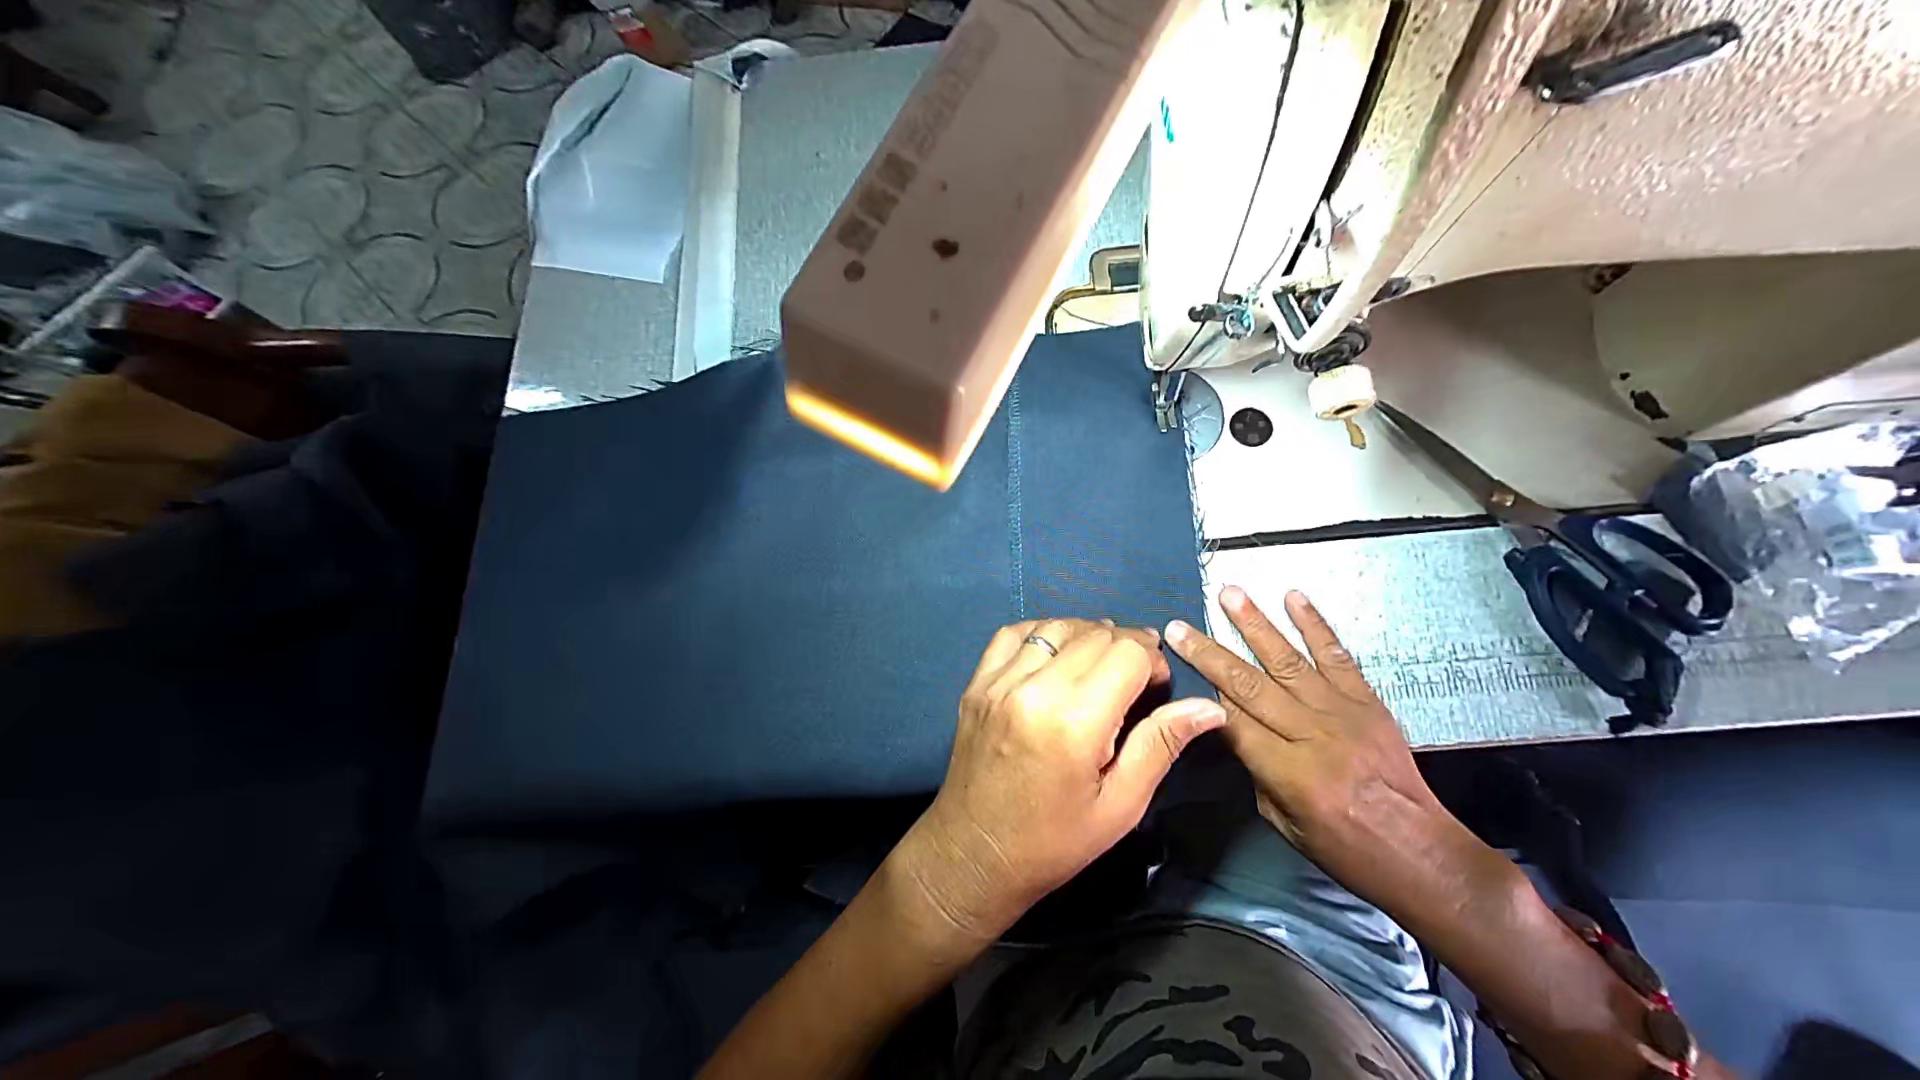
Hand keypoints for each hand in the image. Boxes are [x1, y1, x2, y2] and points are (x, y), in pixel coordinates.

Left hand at [894, 618, 1226, 941]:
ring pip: (1056, 627)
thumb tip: (1210, 707)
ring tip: (1100, 663)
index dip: (1153, 661)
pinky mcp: (977, 683)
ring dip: (1087, 635)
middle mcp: (1034, 689)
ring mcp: (999, 682)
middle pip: (1095, 635)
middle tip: (1134, 680)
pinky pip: (1013, 634)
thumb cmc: (1054, 841)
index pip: (1128, 653)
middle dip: (1126, 647)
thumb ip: (1161, 744)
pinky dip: (1042, 632)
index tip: (1156, 687)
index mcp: (1075, 721)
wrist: (975, 853)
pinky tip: (1056, 652)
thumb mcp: (1121, 805)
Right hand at [1164, 587, 1473, 916]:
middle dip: (1209, 653)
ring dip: (1255, 624)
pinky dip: (1314, 625)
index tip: (1176, 667)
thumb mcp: (1280, 819)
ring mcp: (1342, 713)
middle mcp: (1311, 735)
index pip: (1231, 720)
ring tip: (1230, 594)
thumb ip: (1255, 767)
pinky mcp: (1368, 702)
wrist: (1418, 850)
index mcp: (1287, 771)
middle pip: (1249, 685)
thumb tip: (1232, 724)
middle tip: (1179, 627)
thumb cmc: (1341, 847)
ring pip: (1287, 661)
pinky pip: (1337, 656)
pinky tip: (1293, 598)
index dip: (1202, 694)